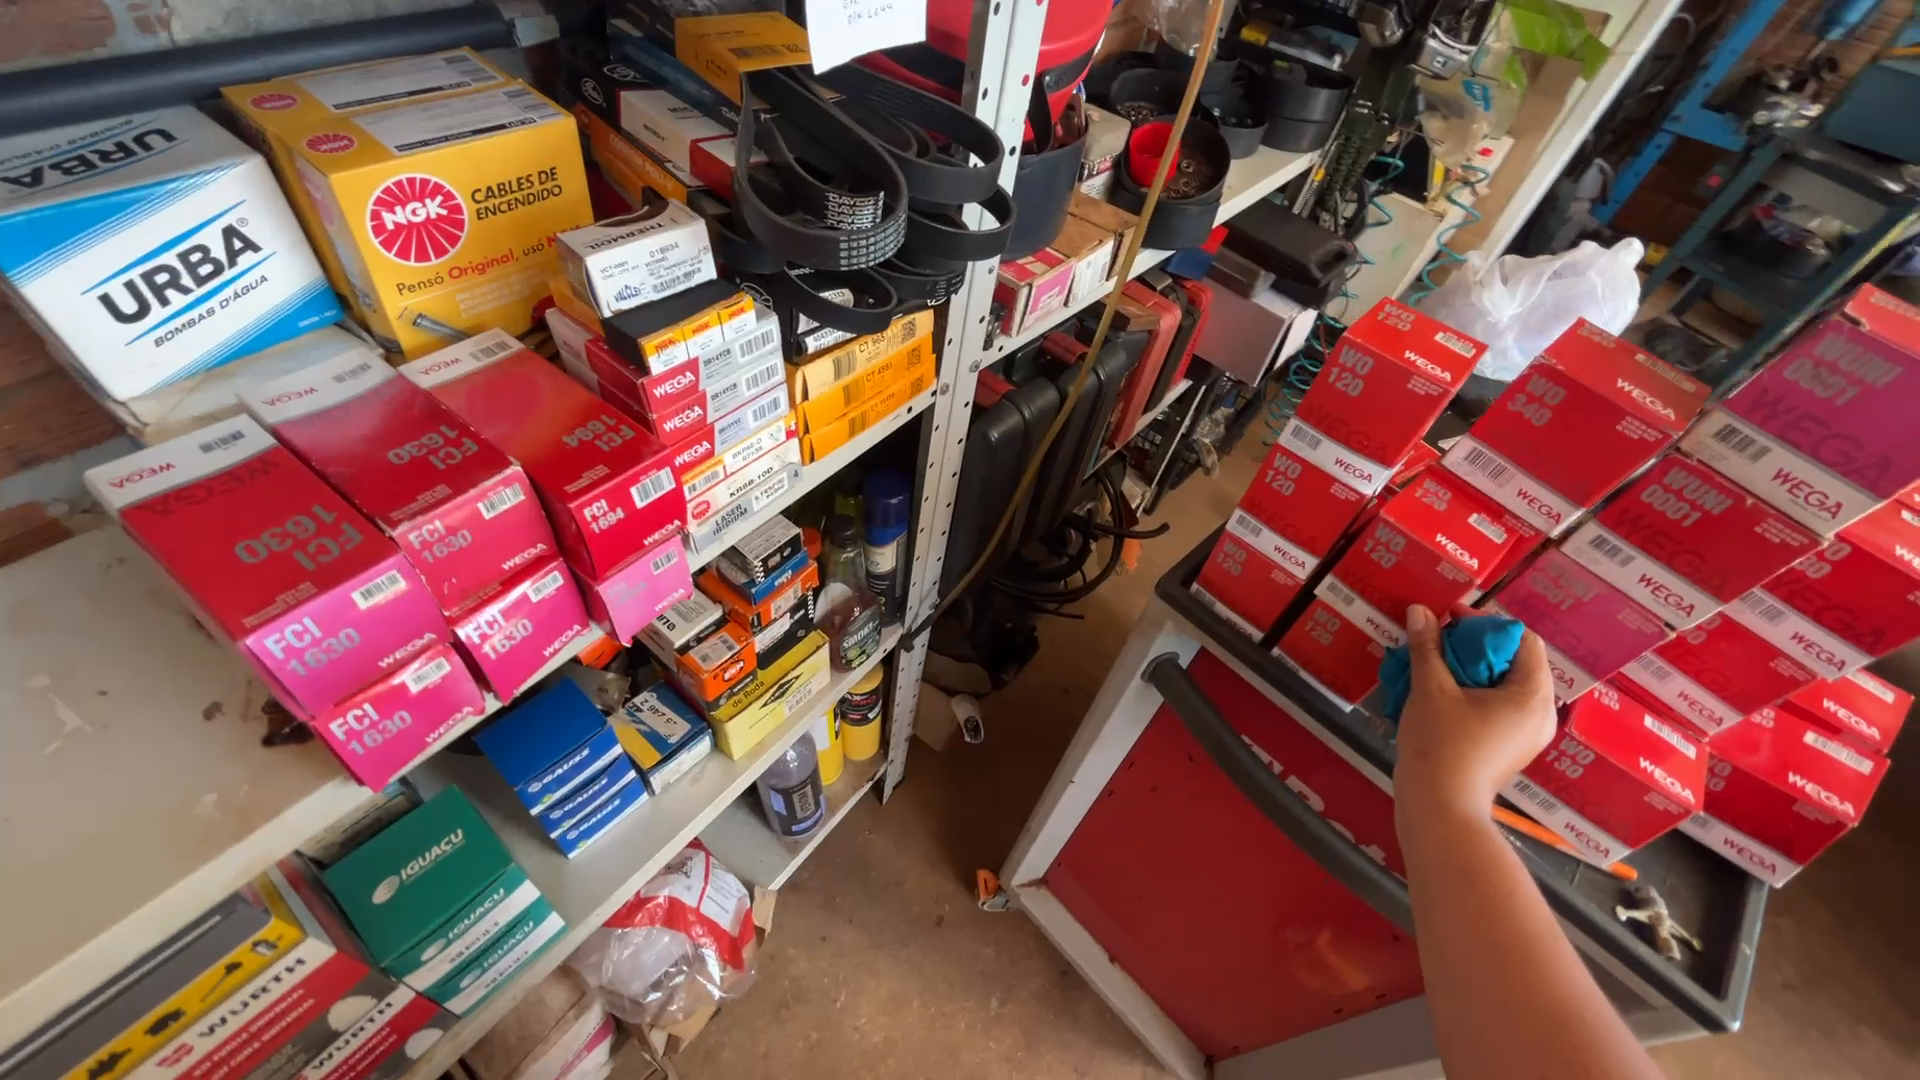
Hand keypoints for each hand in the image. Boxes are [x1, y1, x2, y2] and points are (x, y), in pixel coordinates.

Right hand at [1394, 604, 1555, 820]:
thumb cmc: (1441, 743)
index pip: (1523, 640)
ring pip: (1505, 685)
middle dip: (1475, 646)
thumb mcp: (1430, 689)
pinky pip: (1500, 706)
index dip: (1486, 624)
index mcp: (1532, 695)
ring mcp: (1528, 734)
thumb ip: (1428, 647)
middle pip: (1516, 662)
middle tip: (1438, 642)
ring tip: (1435, 667)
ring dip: (1471, 669)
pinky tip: (1442, 695)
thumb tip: (1420, 610)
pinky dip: (1474, 692)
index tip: (1449, 621)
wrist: (1439, 804)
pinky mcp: (1511, 747)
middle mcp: (1541, 714)